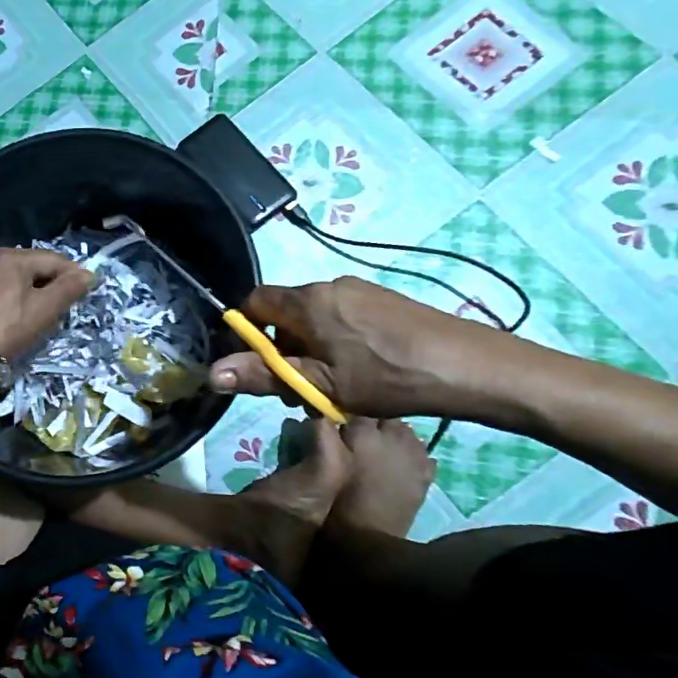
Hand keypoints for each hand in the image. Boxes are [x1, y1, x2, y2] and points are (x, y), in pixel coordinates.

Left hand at [0, 248, 94, 356]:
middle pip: (38, 265)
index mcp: (13, 256)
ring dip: (41, 290)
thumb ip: (70, 287)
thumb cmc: (13, 327)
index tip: (86, 294)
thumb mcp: (46, 308)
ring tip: (49, 311)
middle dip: (56, 283)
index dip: (74, 275)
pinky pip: (10, 286)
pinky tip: (28, 313)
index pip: (55, 259)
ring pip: (24, 277)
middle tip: (67, 306)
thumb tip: (90, 274)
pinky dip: (24, 295)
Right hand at [207, 276, 530, 420]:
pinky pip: (341, 318)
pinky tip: (359, 374)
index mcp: (308, 301)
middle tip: (299, 391)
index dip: (246, 333)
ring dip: (309, 351)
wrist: (465, 366)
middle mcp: (330, 286)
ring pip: (314, 318)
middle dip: (282, 350)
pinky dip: (334, 343)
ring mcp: (360, 291)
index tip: (258, 368)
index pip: (255, 302)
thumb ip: (265, 376)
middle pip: (285, 313)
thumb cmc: (386, 376)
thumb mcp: (321, 384)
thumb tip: (211, 373)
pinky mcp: (382, 301)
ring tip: (332, 389)